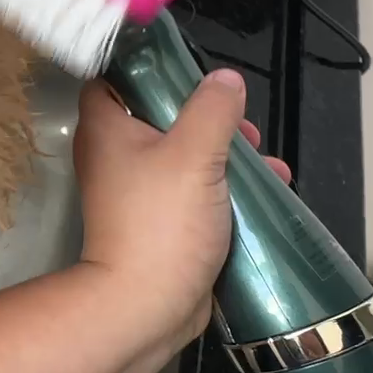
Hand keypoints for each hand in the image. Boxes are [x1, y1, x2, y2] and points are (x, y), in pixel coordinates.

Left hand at [72, 70, 289, 349]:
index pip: (111, 80)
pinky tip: (267, 190)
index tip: (188, 72)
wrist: (145, 302)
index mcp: (105, 128)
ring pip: (180, 154)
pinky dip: (221, 185)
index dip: (145, 71)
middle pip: (157, 116)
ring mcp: (132, 188)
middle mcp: (111, 153)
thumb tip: (224, 78)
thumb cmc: (161, 221)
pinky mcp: (155, 218)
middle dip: (205, 117)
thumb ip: (210, 112)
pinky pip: (189, 188)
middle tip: (244, 129)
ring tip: (265, 160)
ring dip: (223, 153)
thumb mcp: (193, 156)